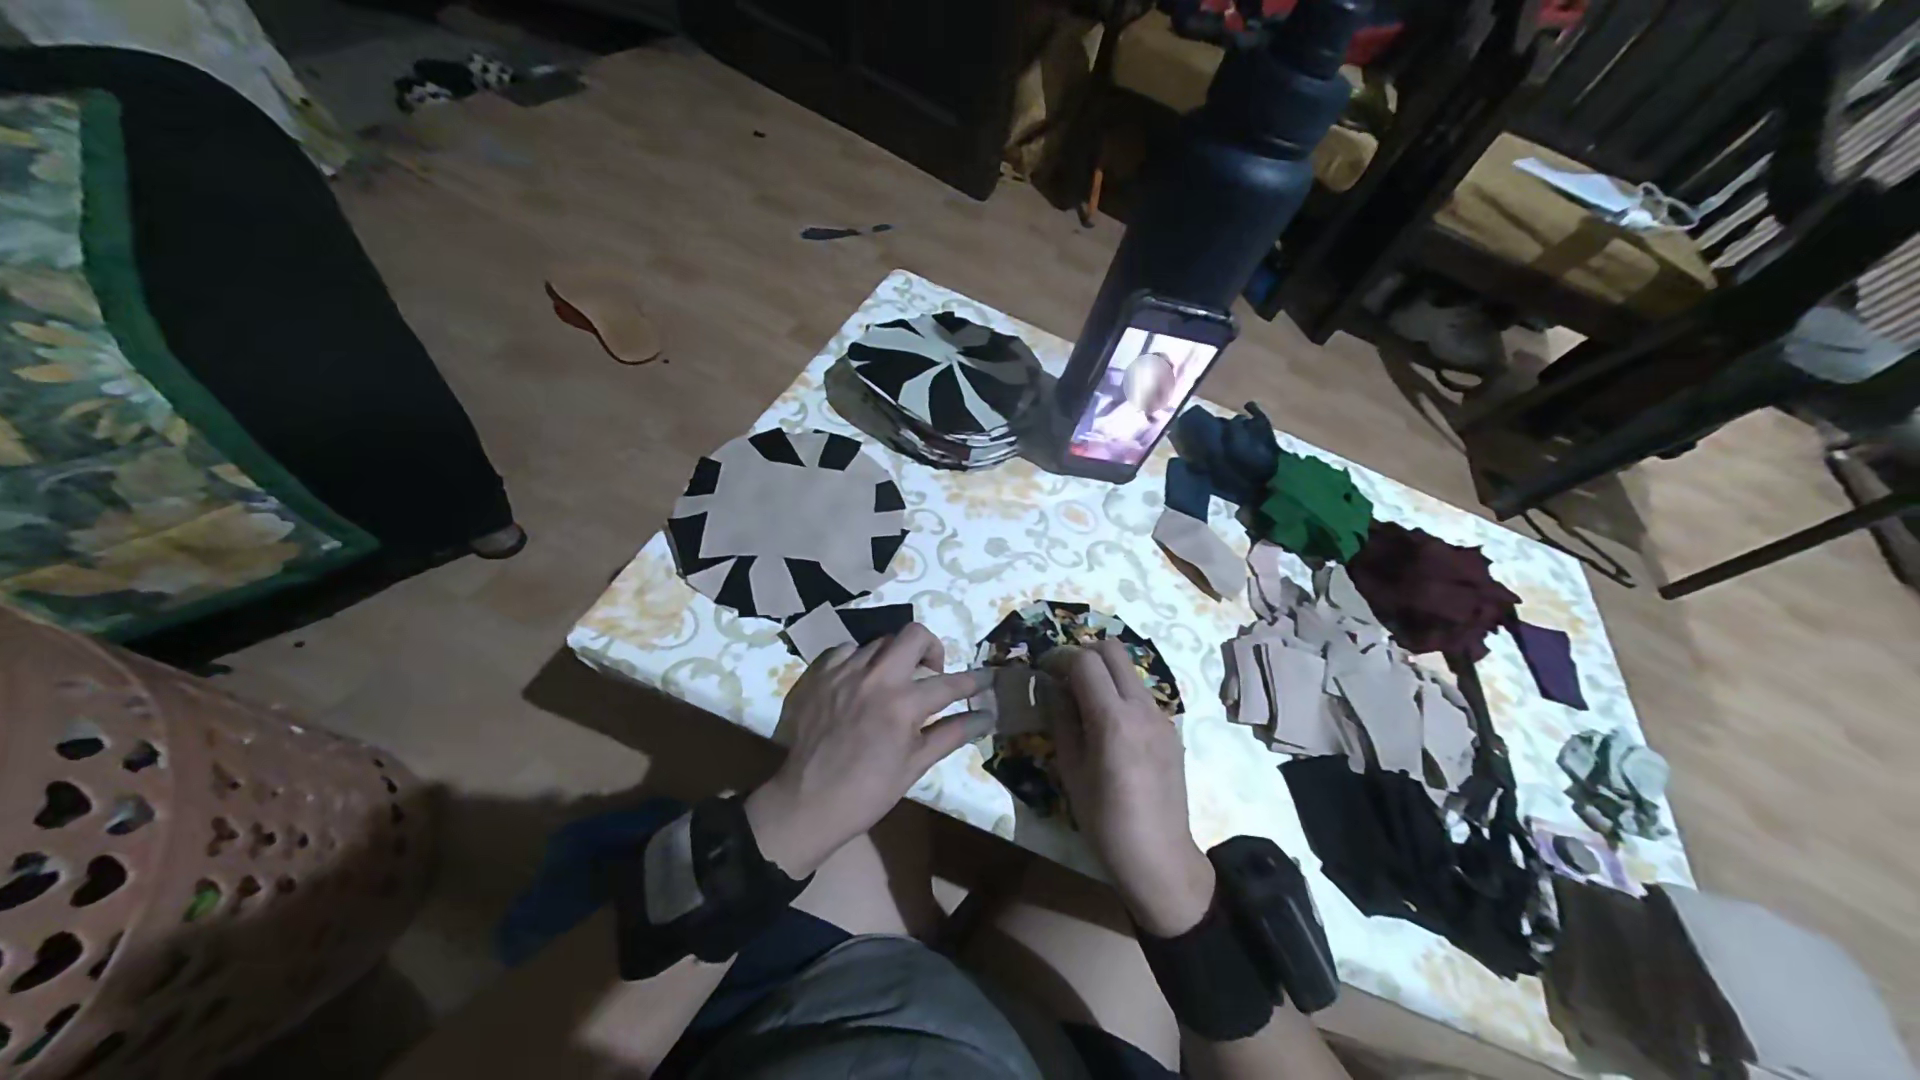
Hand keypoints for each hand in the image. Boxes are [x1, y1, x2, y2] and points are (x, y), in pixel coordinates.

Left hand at [745, 624, 990, 877]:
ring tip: (893, 681)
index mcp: (903, 703)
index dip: (973, 681)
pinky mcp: (818, 674)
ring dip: (895, 657)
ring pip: (879, 641)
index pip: (949, 683)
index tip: (985, 678)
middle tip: (932, 671)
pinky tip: (860, 681)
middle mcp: (875, 677)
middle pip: (914, 635)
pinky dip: (859, 661)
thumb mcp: (915, 764)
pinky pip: (846, 651)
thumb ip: (951, 733)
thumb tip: (986, 716)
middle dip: (932, 648)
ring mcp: (843, 672)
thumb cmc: (867, 791)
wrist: (805, 803)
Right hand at [1045, 640, 1215, 936]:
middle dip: (1082, 653)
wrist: (1159, 856)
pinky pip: (1140, 694)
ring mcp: (1161, 716)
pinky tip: (1105, 723)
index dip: (1058, 657)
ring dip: (1102, 671)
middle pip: (1112, 650)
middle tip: (1061, 676)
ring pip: (1128, 670)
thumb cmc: (1104, 820)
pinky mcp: (1170, 728)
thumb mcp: (1071, 770)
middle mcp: (1142, 707)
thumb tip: (1051, 687)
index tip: (1041, 669)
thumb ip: (1061, 719)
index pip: (1084, 661)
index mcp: (1113, 719)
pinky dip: (1118, 692)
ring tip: (1081, 699)